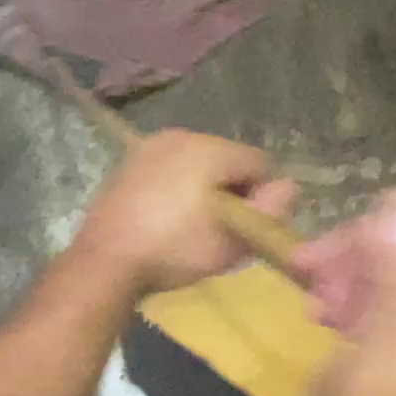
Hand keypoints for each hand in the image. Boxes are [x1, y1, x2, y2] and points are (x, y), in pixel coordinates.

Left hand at [73, 130, 297, 293]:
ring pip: (195, 164)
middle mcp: (179, 136)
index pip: (259, 164)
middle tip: (220, 229)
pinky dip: (174, 188)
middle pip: (226, 160)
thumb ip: (269, 210)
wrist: (107, 259)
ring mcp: (148, 147)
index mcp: (209, 148)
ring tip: (190, 226)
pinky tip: (164, 218)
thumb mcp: (232, 239)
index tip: (248, 227)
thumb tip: (289, 186)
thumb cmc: (175, 249)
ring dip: (202, 189)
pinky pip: (167, 171)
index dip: (263, 196)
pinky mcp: (127, 164)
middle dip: (231, 190)